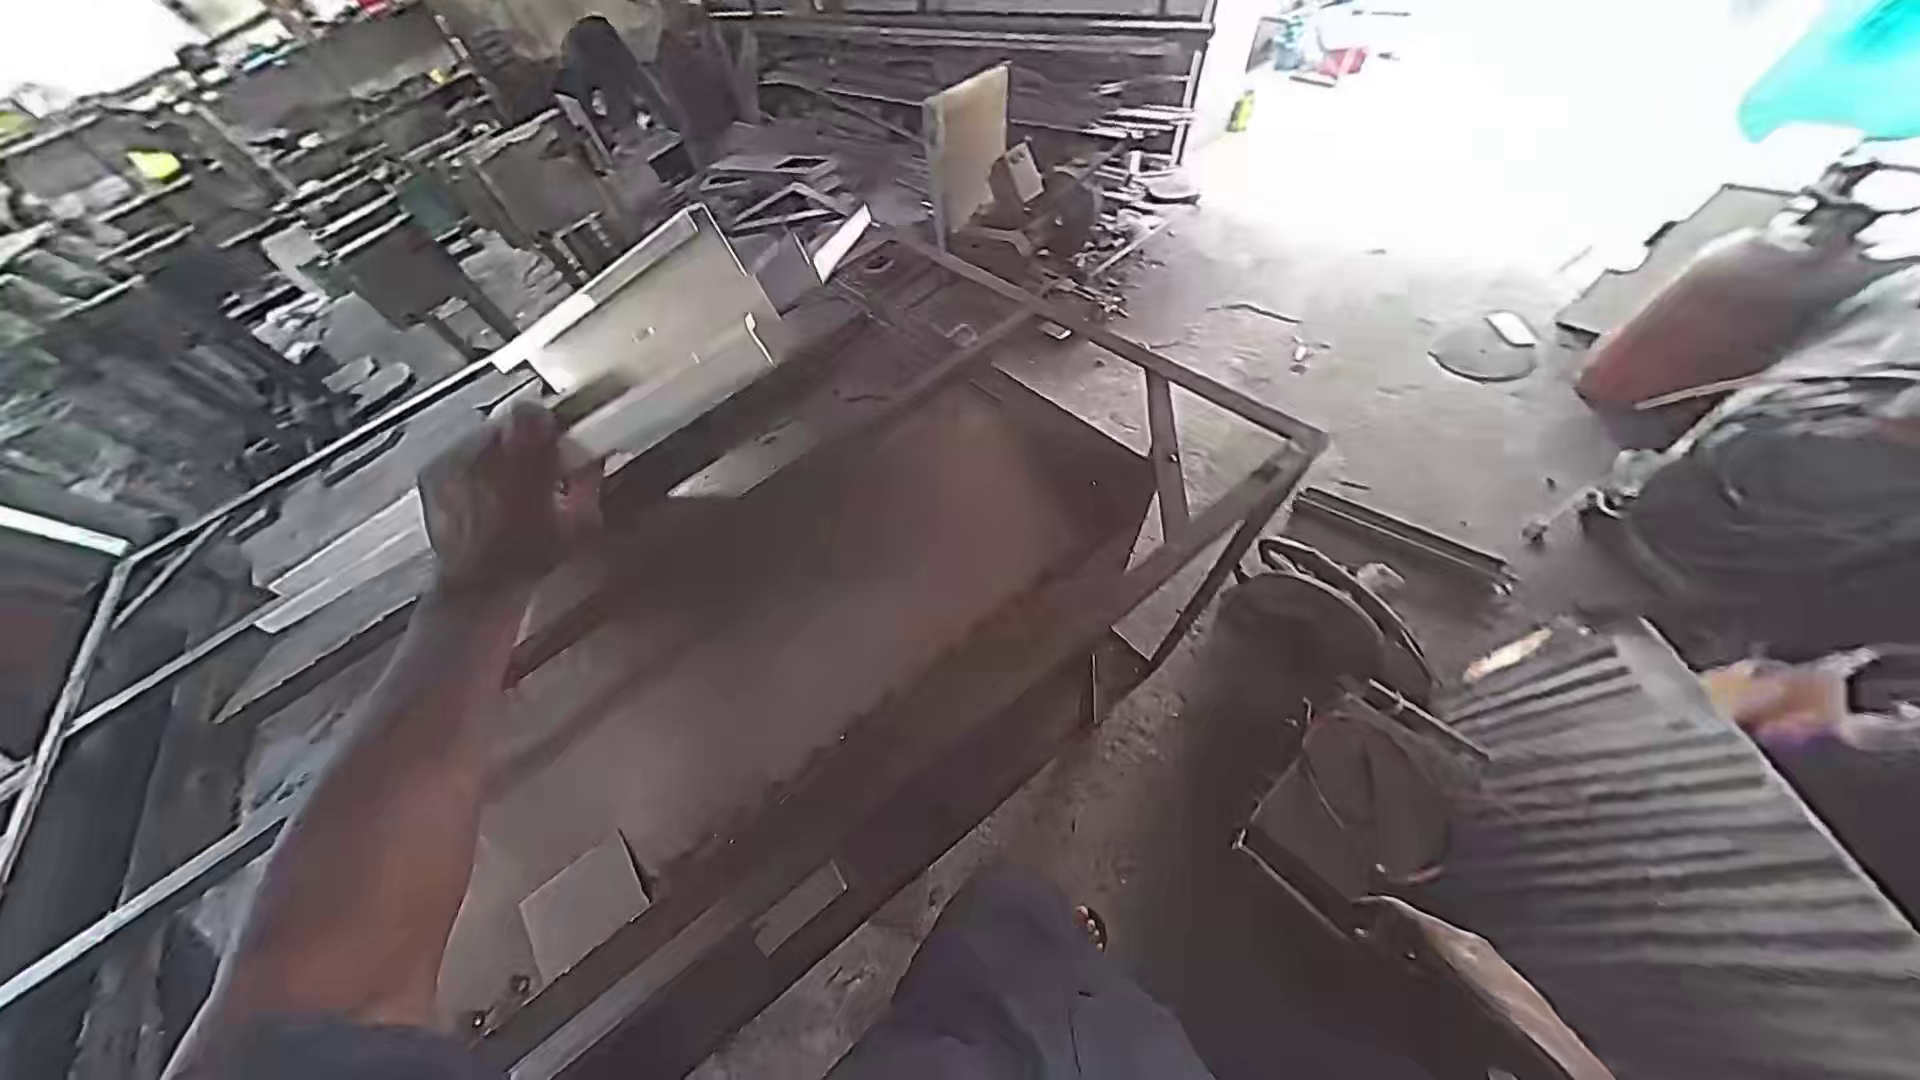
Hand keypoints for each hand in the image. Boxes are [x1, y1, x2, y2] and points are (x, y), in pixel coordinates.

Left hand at [419, 402, 600, 591]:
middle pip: (507, 421)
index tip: (562, 437)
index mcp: (520, 463)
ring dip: (504, 450)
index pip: (533, 414)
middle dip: (528, 438)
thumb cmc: (530, 560)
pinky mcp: (432, 475)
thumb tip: (593, 459)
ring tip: (518, 478)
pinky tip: (493, 487)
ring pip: (484, 435)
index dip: (552, 424)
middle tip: (545, 461)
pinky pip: (461, 452)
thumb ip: (589, 481)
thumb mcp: (581, 522)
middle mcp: (478, 458)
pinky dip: (479, 462)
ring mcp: (449, 465)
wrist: (481, 586)